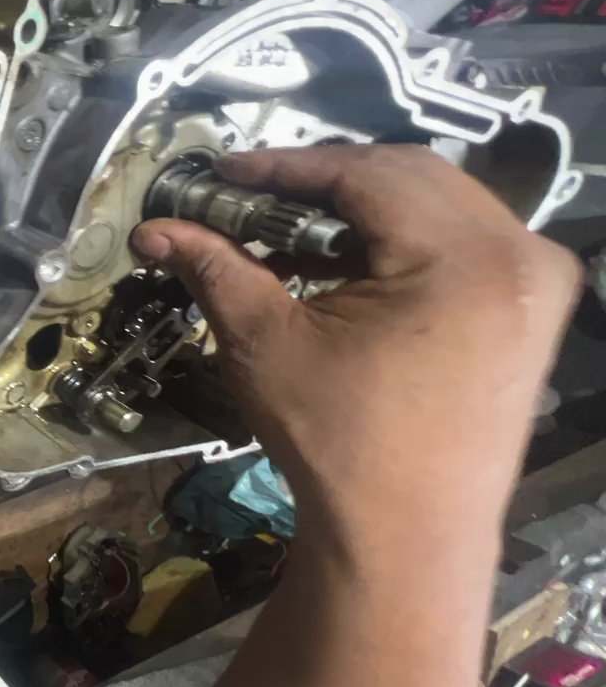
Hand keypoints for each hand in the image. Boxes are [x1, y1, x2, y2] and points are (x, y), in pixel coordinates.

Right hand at [132, 145, 580, 555]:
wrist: (404, 522)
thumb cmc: (333, 431)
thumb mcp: (262, 341)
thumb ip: (214, 269)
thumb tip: (153, 230)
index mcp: (463, 257)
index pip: (369, 173)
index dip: (287, 165)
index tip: (223, 171)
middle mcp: (518, 255)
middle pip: (412, 178)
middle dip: (319, 179)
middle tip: (245, 193)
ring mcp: (533, 283)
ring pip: (435, 207)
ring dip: (353, 207)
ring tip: (280, 228)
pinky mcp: (523, 310)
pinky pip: (452, 244)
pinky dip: (386, 240)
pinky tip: (331, 264)